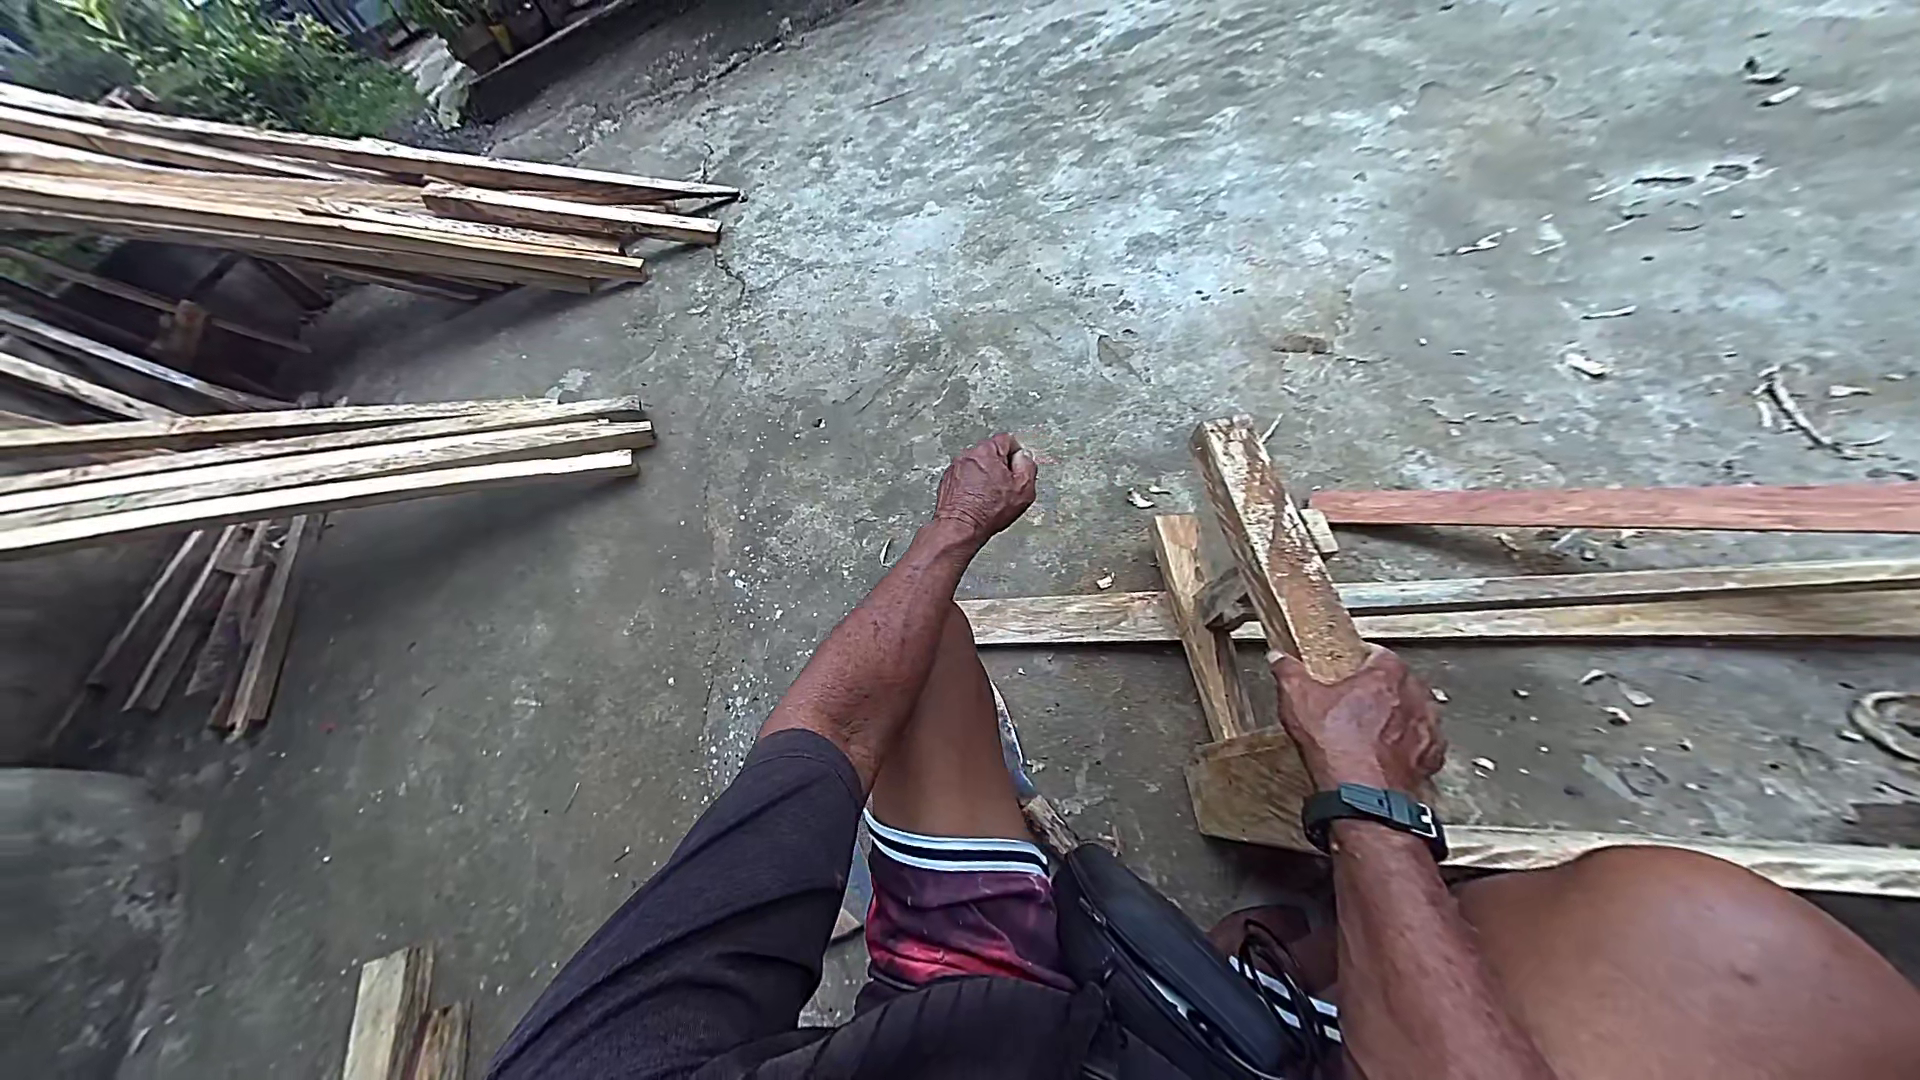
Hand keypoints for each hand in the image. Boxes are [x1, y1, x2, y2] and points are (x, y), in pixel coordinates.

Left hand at [932, 434, 1037, 545]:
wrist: (960, 526)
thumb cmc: (988, 510)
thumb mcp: (1023, 489)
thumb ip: (1027, 466)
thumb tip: (1024, 457)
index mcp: (987, 450)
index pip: (1008, 440)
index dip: (1017, 455)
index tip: (1018, 470)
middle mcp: (968, 455)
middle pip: (991, 453)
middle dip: (1000, 467)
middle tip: (1004, 487)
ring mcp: (955, 467)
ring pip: (977, 466)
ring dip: (984, 477)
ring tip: (988, 497)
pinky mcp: (947, 481)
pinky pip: (964, 478)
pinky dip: (970, 486)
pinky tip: (976, 500)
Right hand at [1273, 645, 1445, 792]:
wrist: (1363, 795)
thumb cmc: (1337, 747)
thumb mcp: (1296, 700)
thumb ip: (1288, 672)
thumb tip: (1279, 659)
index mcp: (1384, 677)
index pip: (1380, 654)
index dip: (1362, 657)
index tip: (1350, 663)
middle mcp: (1413, 699)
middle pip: (1400, 681)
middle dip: (1380, 685)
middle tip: (1356, 693)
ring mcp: (1426, 729)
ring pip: (1413, 710)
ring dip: (1396, 713)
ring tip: (1370, 723)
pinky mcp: (1431, 757)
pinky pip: (1421, 740)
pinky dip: (1405, 741)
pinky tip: (1384, 748)